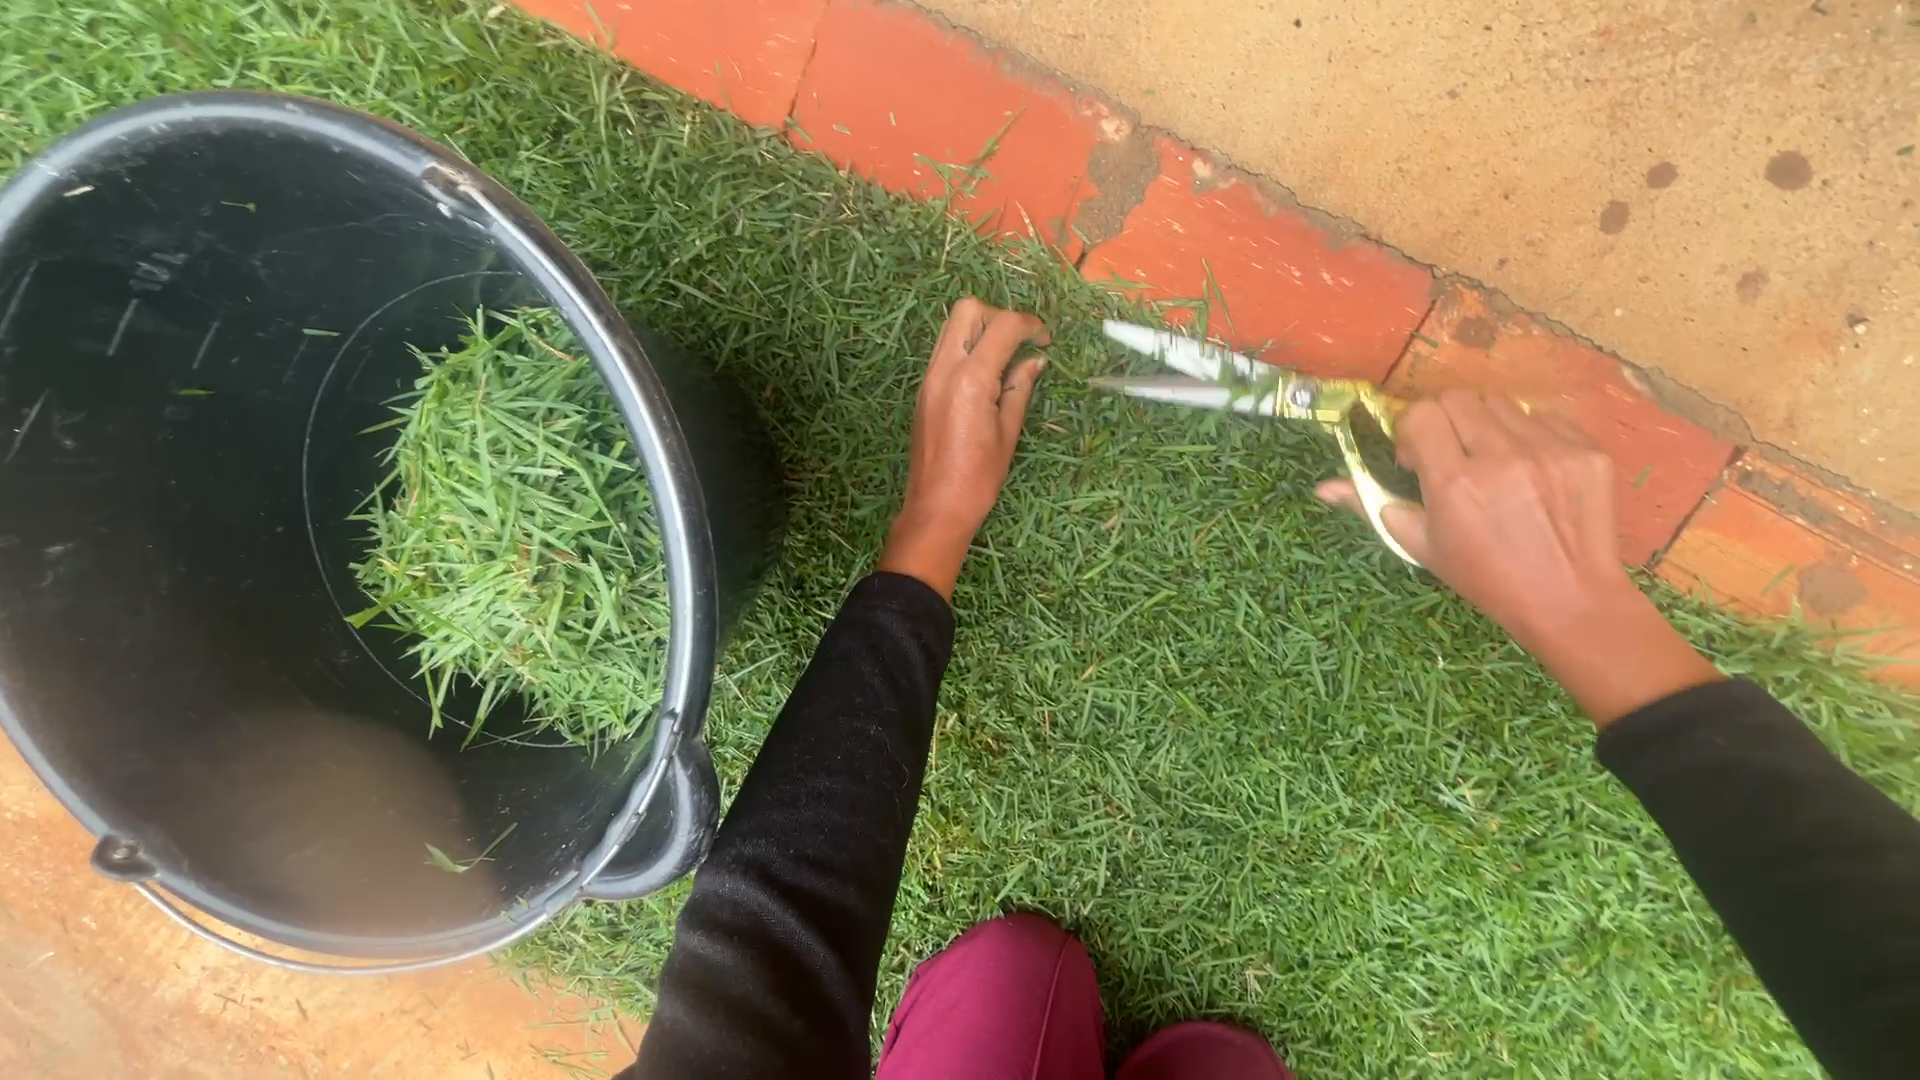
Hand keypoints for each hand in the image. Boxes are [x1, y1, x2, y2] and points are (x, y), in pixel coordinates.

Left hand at [879, 298, 1049, 599]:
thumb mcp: (1008, 433)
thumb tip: (1035, 361)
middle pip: (968, 311)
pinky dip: (967, 348)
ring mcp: (929, 378)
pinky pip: (945, 350)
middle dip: (999, 316)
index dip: (1030, 325)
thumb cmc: (978, 478)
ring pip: (952, 327)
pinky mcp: (923, 390)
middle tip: (1020, 341)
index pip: (1003, 327)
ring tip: (1005, 356)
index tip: (1046, 340)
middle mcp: (944, 370)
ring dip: (981, 329)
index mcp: (970, 380)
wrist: (936, 506)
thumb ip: (1020, 389)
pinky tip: (986, 374)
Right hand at [1318, 389, 1720, 724]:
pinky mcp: (1587, 450)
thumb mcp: (1419, 544)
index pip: (1421, 415)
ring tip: (1490, 461)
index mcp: (1455, 484)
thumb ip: (1371, 505)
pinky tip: (1529, 470)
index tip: (1416, 459)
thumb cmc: (1482, 575)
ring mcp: (1550, 450)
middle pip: (1457, 398)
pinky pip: (1543, 418)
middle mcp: (1501, 458)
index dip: (1411, 431)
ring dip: (1483, 425)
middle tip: (1448, 455)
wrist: (1569, 597)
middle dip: (1443, 421)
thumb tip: (1321, 487)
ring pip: (1499, 403)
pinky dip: (1526, 435)